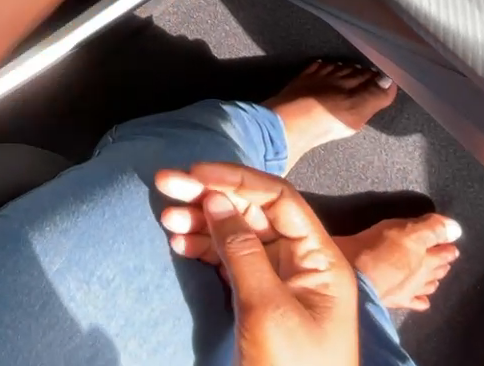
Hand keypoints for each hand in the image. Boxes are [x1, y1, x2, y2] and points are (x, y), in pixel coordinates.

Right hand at [156, 163, 358, 365]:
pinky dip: (201, 247)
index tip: (195, 173)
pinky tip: (178, 242)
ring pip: (234, 232)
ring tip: (166, 218)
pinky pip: (226, 258)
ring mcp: (277, 280)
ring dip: (199, 221)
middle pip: (251, 211)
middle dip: (208, 195)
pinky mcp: (256, 298)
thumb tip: (215, 199)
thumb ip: (241, 249)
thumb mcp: (267, 309)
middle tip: (165, 182)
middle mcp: (299, 262)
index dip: (236, 179)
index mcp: (318, 259)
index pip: (278, 199)